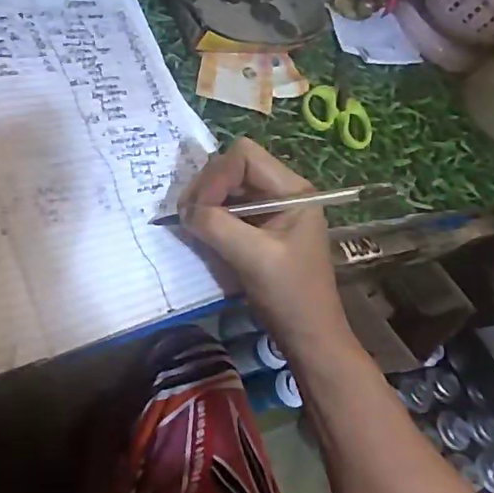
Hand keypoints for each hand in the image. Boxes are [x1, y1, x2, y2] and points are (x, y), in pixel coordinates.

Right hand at [180, 139, 345, 349]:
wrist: (308, 336)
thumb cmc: (291, 296)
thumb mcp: (255, 258)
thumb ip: (218, 226)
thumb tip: (185, 211)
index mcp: (292, 190)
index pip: (244, 156)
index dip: (216, 176)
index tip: (200, 209)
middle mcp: (280, 191)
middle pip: (231, 166)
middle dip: (206, 187)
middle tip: (188, 217)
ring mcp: (268, 209)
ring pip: (224, 186)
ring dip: (203, 202)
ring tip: (191, 225)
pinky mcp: (256, 226)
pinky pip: (224, 207)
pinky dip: (208, 215)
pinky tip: (200, 232)